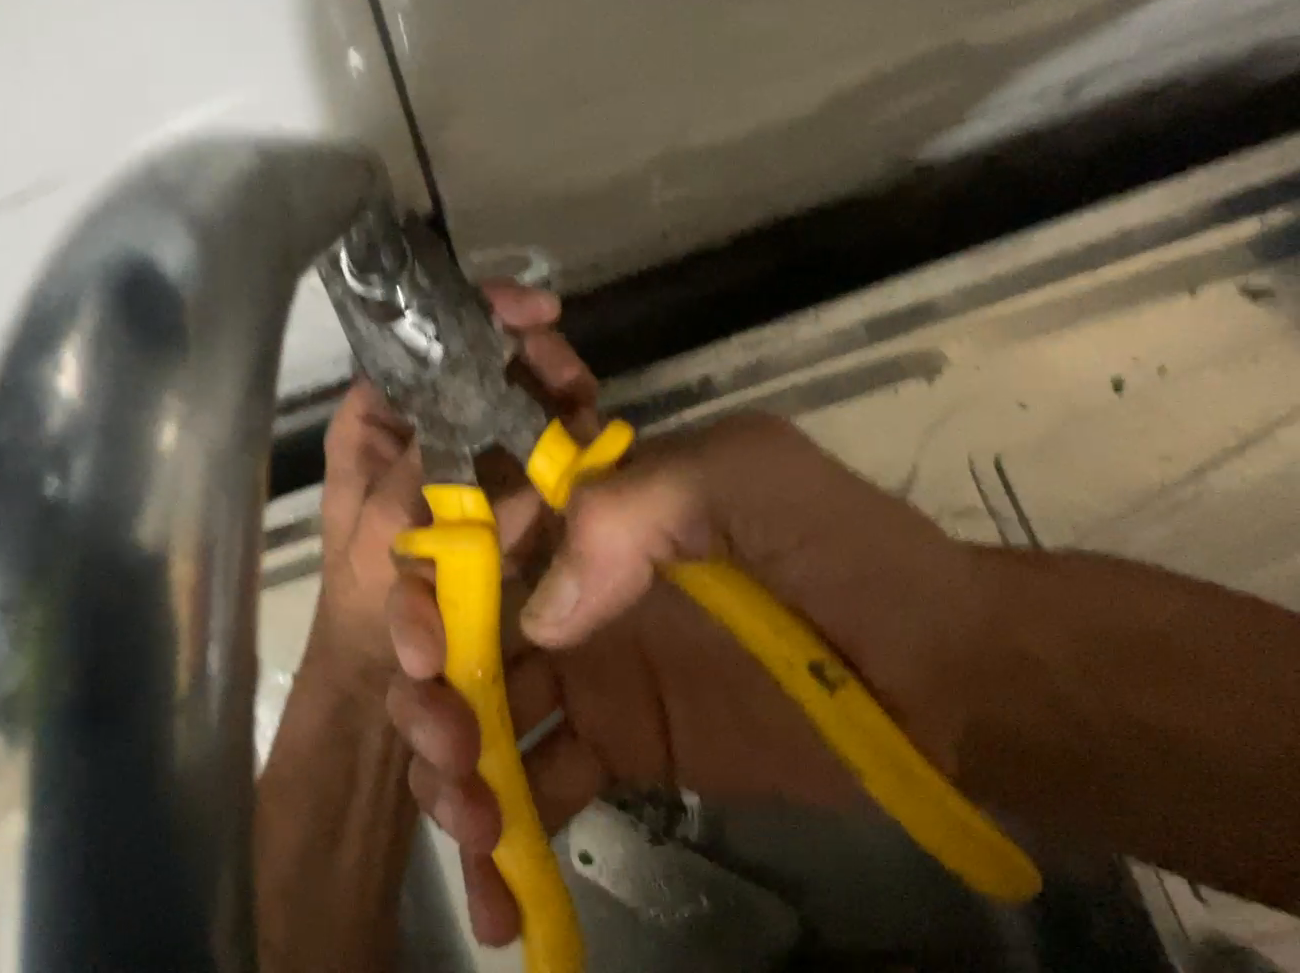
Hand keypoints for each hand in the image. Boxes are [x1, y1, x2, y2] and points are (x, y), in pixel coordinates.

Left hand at [308, 281, 599, 693]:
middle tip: (575, 377)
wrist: (382, 670)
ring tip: (586, 410)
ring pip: (513, 407)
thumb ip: (422, 468)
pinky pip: (533, 456)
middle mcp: (417, 431)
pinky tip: (586, 450)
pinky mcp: (493, 495)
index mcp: (375, 424)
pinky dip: (561, 449)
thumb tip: (478, 410)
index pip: (422, 346)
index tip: (535, 312)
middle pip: (478, 367)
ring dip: (554, 401)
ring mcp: (460, 461)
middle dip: (529, 363)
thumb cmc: (362, 600)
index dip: (476, 318)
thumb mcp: (382, 530)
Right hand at [385, 413, 987, 944]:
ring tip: (477, 827)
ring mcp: (587, 678)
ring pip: (482, 719)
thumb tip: (541, 616)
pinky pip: (540, 789)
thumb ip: (638, 507)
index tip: (427, 647)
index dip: (426, 587)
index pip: (468, 540)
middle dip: (427, 690)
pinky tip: (500, 897)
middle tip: (450, 744)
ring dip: (454, 772)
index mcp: (580, 521)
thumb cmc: (847, 554)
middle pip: (455, 639)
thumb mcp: (749, 477)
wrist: (949, 675)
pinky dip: (507, 843)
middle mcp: (564, 595)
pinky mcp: (618, 750)